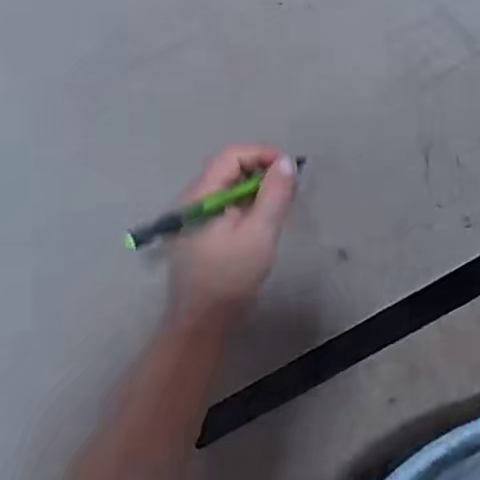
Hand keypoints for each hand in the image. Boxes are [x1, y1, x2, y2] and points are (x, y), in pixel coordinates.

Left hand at [166, 145, 298, 323]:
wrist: (200, 326)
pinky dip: (245, 203)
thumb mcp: (259, 234)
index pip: (231, 156)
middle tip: (287, 186)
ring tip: (278, 202)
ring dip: (254, 187)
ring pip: (227, 186)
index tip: (288, 167)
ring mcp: (192, 216)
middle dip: (260, 170)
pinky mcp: (198, 232)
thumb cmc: (229, 278)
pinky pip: (224, 204)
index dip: (261, 154)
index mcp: (200, 195)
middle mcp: (191, 199)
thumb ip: (274, 195)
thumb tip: (286, 162)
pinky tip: (261, 220)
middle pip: (227, 168)